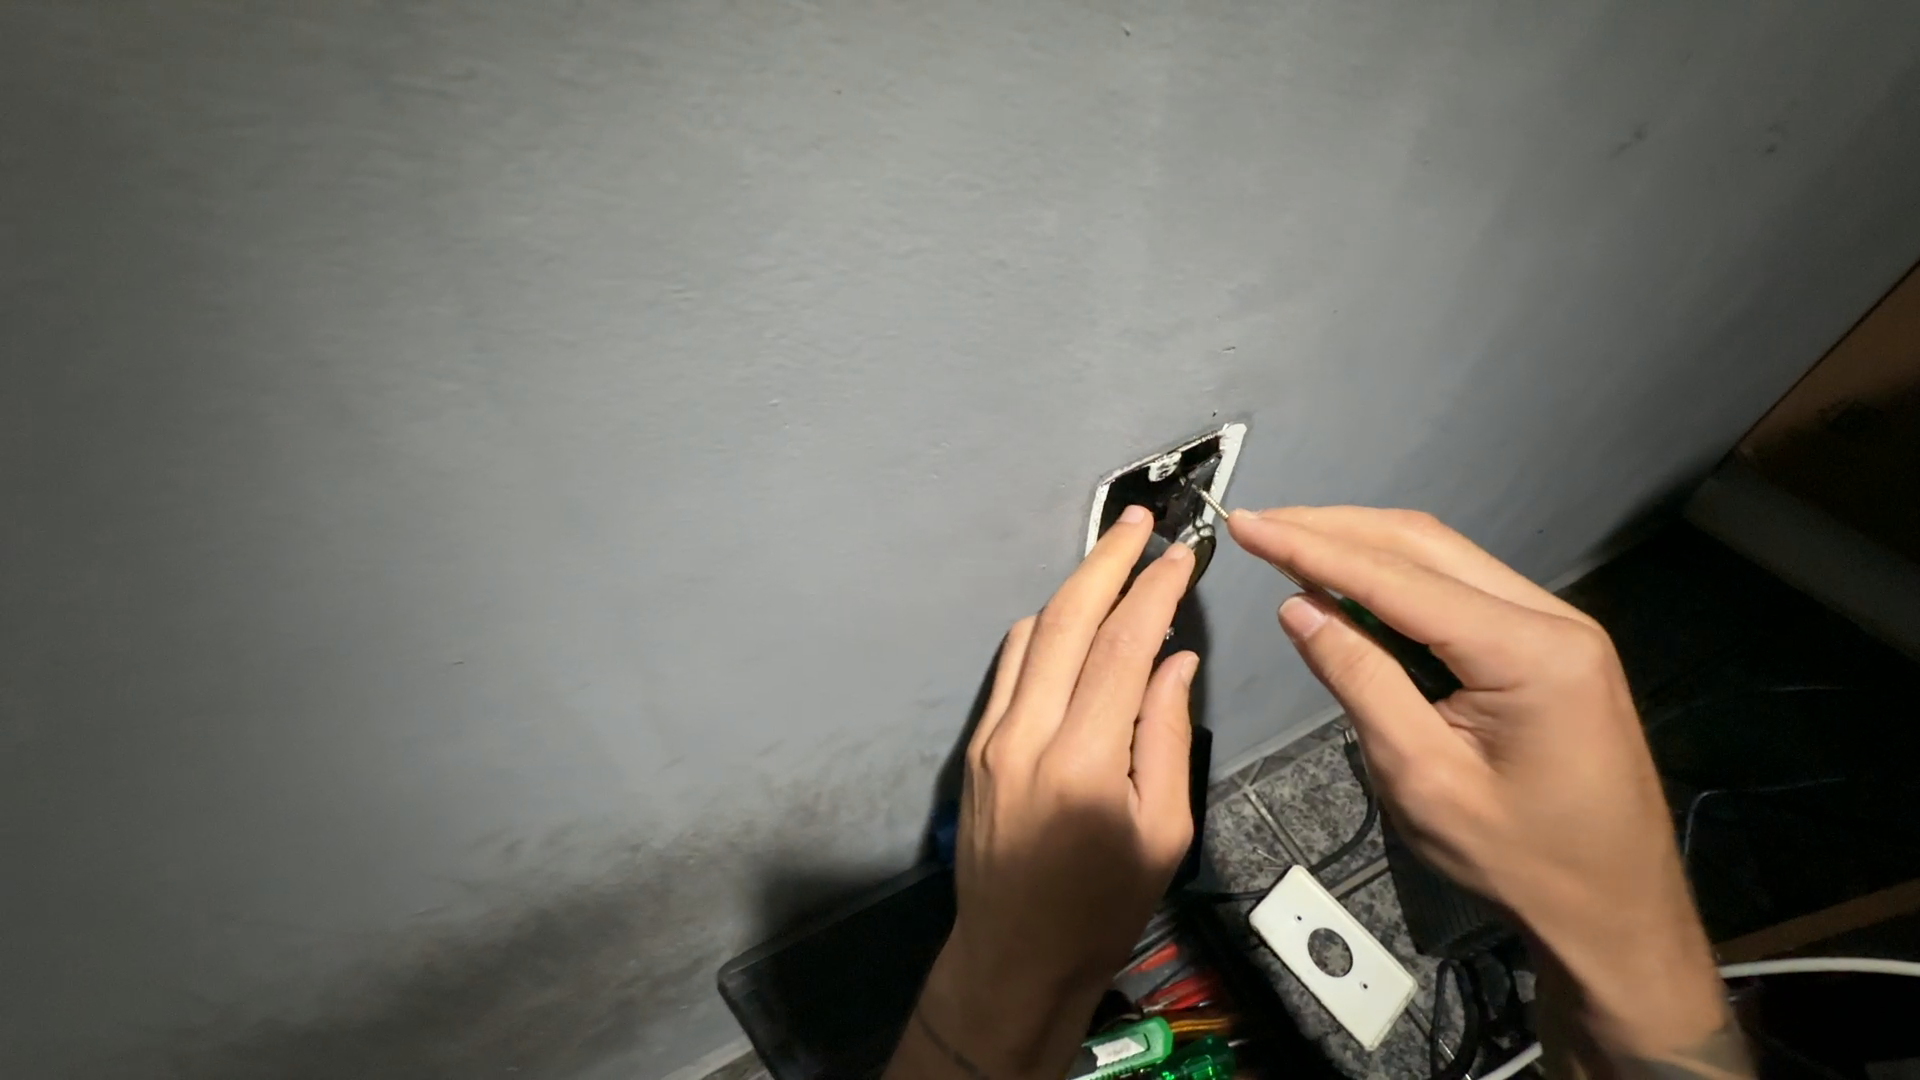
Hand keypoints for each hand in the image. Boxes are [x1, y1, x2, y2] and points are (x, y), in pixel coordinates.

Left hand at [888, 506, 1198, 1079]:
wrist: (1013, 950)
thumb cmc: (1103, 904)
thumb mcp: (1163, 832)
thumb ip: (1167, 734)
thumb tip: (1175, 659)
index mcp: (1085, 762)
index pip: (1122, 649)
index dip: (1154, 593)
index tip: (1180, 556)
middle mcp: (1027, 734)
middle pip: (1066, 620)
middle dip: (1104, 561)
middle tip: (1136, 520)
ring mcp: (992, 733)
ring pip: (1031, 634)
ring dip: (1073, 591)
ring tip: (1112, 563)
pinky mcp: (976, 740)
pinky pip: (1011, 664)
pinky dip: (1045, 629)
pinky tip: (1072, 620)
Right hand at [1227, 507, 1736, 1067]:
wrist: (1618, 915)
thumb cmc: (1519, 858)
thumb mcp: (1420, 776)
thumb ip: (1358, 679)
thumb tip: (1298, 606)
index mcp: (1528, 651)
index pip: (1393, 578)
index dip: (1308, 547)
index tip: (1245, 525)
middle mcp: (1548, 617)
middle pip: (1420, 543)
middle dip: (1330, 528)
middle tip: (1258, 525)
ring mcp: (1550, 625)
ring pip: (1437, 555)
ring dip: (1357, 543)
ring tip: (1287, 542)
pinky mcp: (1540, 642)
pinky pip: (1451, 586)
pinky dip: (1388, 575)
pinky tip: (1345, 580)